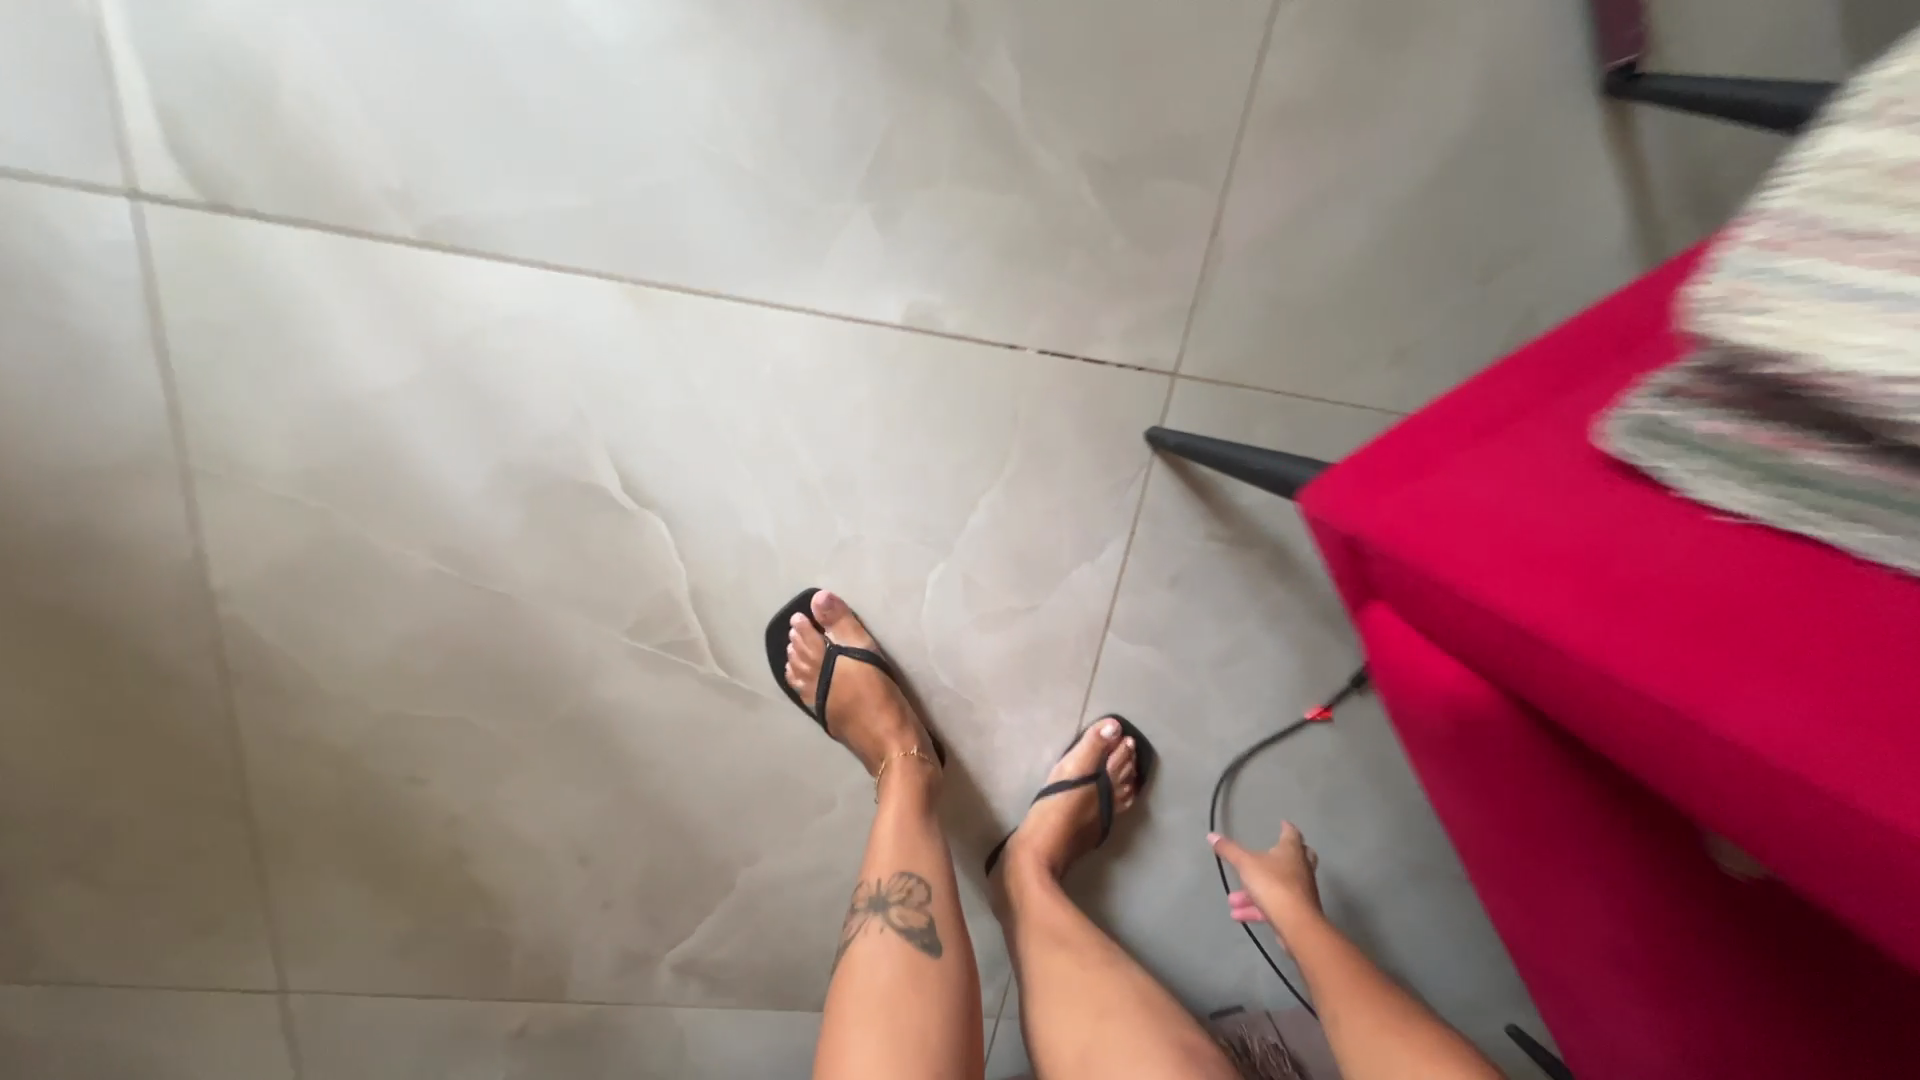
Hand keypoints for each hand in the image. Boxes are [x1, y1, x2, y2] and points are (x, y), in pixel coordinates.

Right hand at [1209, 822, 1321, 927]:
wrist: (1296, 924)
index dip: (1286, 827)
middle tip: (1272, 853)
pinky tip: (1238, 915)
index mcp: (1291, 851)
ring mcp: (1301, 891)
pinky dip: (1257, 909)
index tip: (1283, 823)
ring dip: (1255, 891)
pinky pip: (1275, 906)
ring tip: (1232, 899)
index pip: (1291, 834)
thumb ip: (1229, 851)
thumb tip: (1212, 835)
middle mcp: (1301, 868)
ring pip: (1278, 885)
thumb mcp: (1245, 864)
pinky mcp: (1297, 912)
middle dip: (1283, 855)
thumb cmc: (1272, 884)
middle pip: (1298, 857)